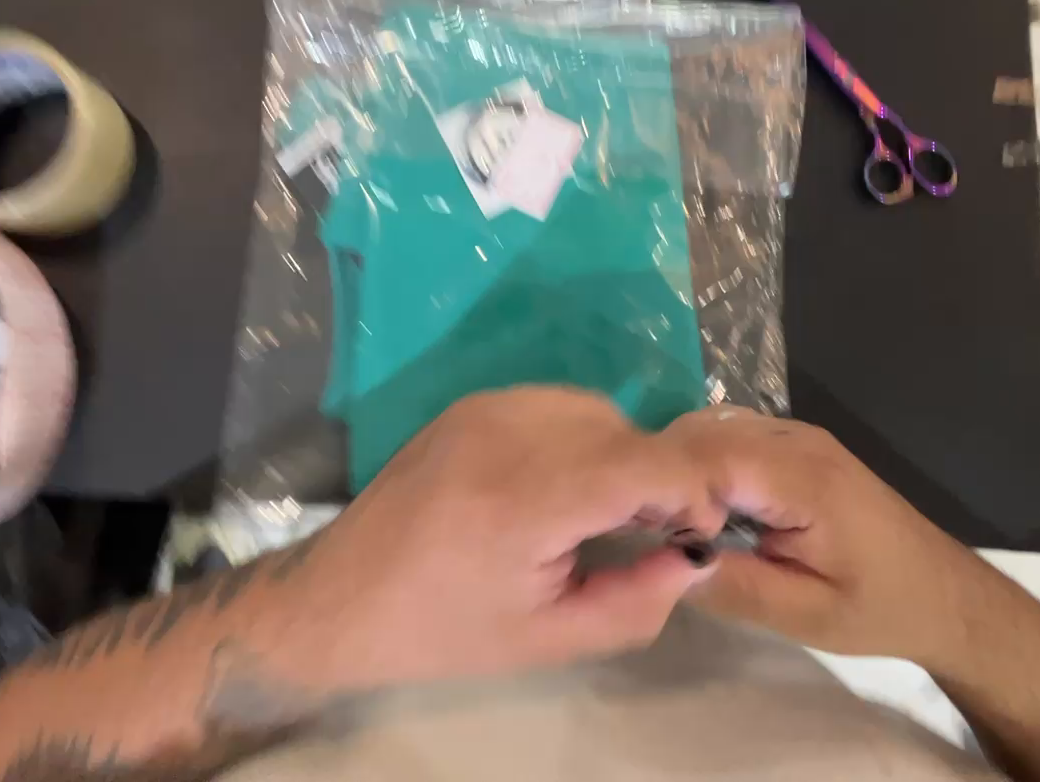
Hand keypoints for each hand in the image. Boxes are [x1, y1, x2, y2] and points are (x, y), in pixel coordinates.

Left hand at [263, 386, 728, 689]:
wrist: (344, 595)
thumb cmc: (446, 629)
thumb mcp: (551, 636)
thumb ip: (637, 601)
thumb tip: (695, 555)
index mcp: (526, 496)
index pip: (644, 462)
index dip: (690, 492)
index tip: (693, 533)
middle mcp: (508, 430)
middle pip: (623, 431)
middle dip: (653, 478)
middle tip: (642, 532)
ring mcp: (485, 407)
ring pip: (593, 409)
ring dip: (616, 452)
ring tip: (597, 509)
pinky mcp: (471, 403)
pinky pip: (554, 403)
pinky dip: (578, 435)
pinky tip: (558, 479)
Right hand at [663, 406, 1001, 671]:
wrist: (945, 595)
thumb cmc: (880, 609)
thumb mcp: (806, 616)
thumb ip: (735, 586)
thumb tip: (663, 561)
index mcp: (803, 477)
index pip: (710, 456)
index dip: (669, 486)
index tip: (654, 530)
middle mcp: (795, 437)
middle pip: (702, 431)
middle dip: (666, 473)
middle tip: (653, 527)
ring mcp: (795, 432)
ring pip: (710, 425)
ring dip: (680, 464)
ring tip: (674, 517)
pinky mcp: (793, 440)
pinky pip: (729, 433)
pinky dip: (702, 460)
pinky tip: (704, 503)